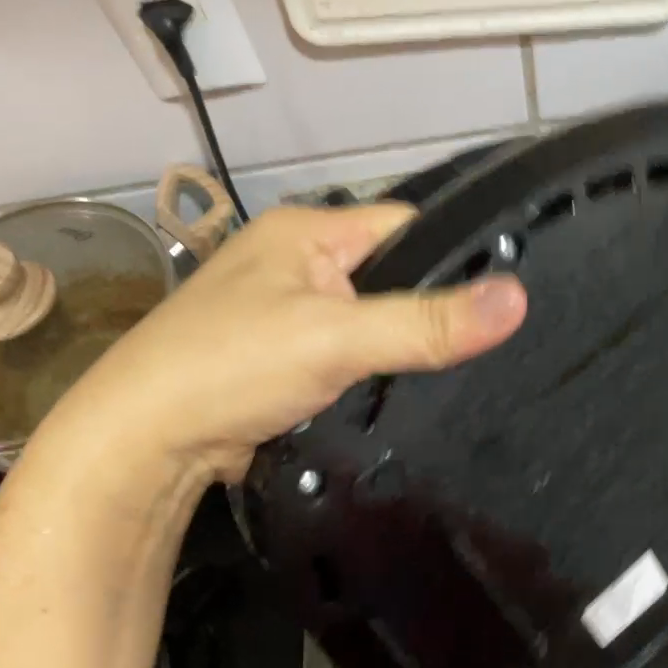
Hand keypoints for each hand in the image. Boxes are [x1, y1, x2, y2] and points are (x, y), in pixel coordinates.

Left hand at [41, 203, 526, 482]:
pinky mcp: (281, 362)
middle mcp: (294, 263)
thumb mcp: (338, 338)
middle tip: (478, 352)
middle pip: (388, 277)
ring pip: (368, 324)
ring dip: (397, 351)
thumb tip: (517, 300)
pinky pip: (345, 359)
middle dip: (426, 312)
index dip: (452, 258)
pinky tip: (397, 401)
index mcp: (305, 231)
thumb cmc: (233, 367)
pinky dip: (370, 377)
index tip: (496, 302)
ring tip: (450, 381)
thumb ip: (426, 322)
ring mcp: (284, 314)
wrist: (149, 440)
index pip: (404, 226)